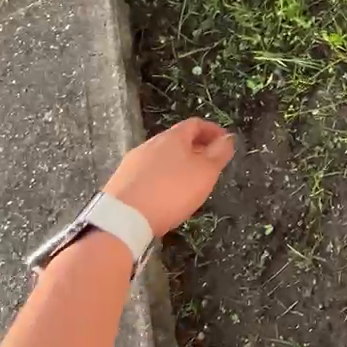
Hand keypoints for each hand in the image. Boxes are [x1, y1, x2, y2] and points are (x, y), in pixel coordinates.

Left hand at [103, 118, 235, 235]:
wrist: (120, 222)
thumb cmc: (171, 191)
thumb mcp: (206, 172)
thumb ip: (220, 153)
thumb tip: (227, 138)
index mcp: (172, 137)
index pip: (195, 124)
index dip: (213, 131)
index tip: (224, 143)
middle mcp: (149, 145)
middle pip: (176, 140)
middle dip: (195, 149)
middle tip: (209, 165)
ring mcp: (130, 164)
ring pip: (160, 158)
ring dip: (177, 165)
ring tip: (188, 183)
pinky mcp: (118, 183)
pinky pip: (146, 174)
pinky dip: (160, 179)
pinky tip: (165, 196)